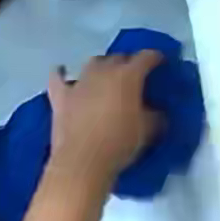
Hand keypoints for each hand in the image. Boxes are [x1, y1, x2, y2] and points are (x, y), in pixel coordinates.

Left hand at [46, 51, 164, 187]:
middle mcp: (104, 70)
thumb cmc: (119, 144)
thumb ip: (155, 116)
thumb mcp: (147, 131)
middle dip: (129, 63)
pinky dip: (61, 74)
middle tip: (135, 78)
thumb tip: (158, 112)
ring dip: (102, 66)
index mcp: (128, 75)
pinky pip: (58, 78)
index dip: (155, 57)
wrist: (82, 163)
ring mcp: (80, 81)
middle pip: (119, 57)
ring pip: (93, 63)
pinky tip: (62, 72)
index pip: (146, 57)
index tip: (161, 62)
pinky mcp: (61, 96)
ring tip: (106, 77)